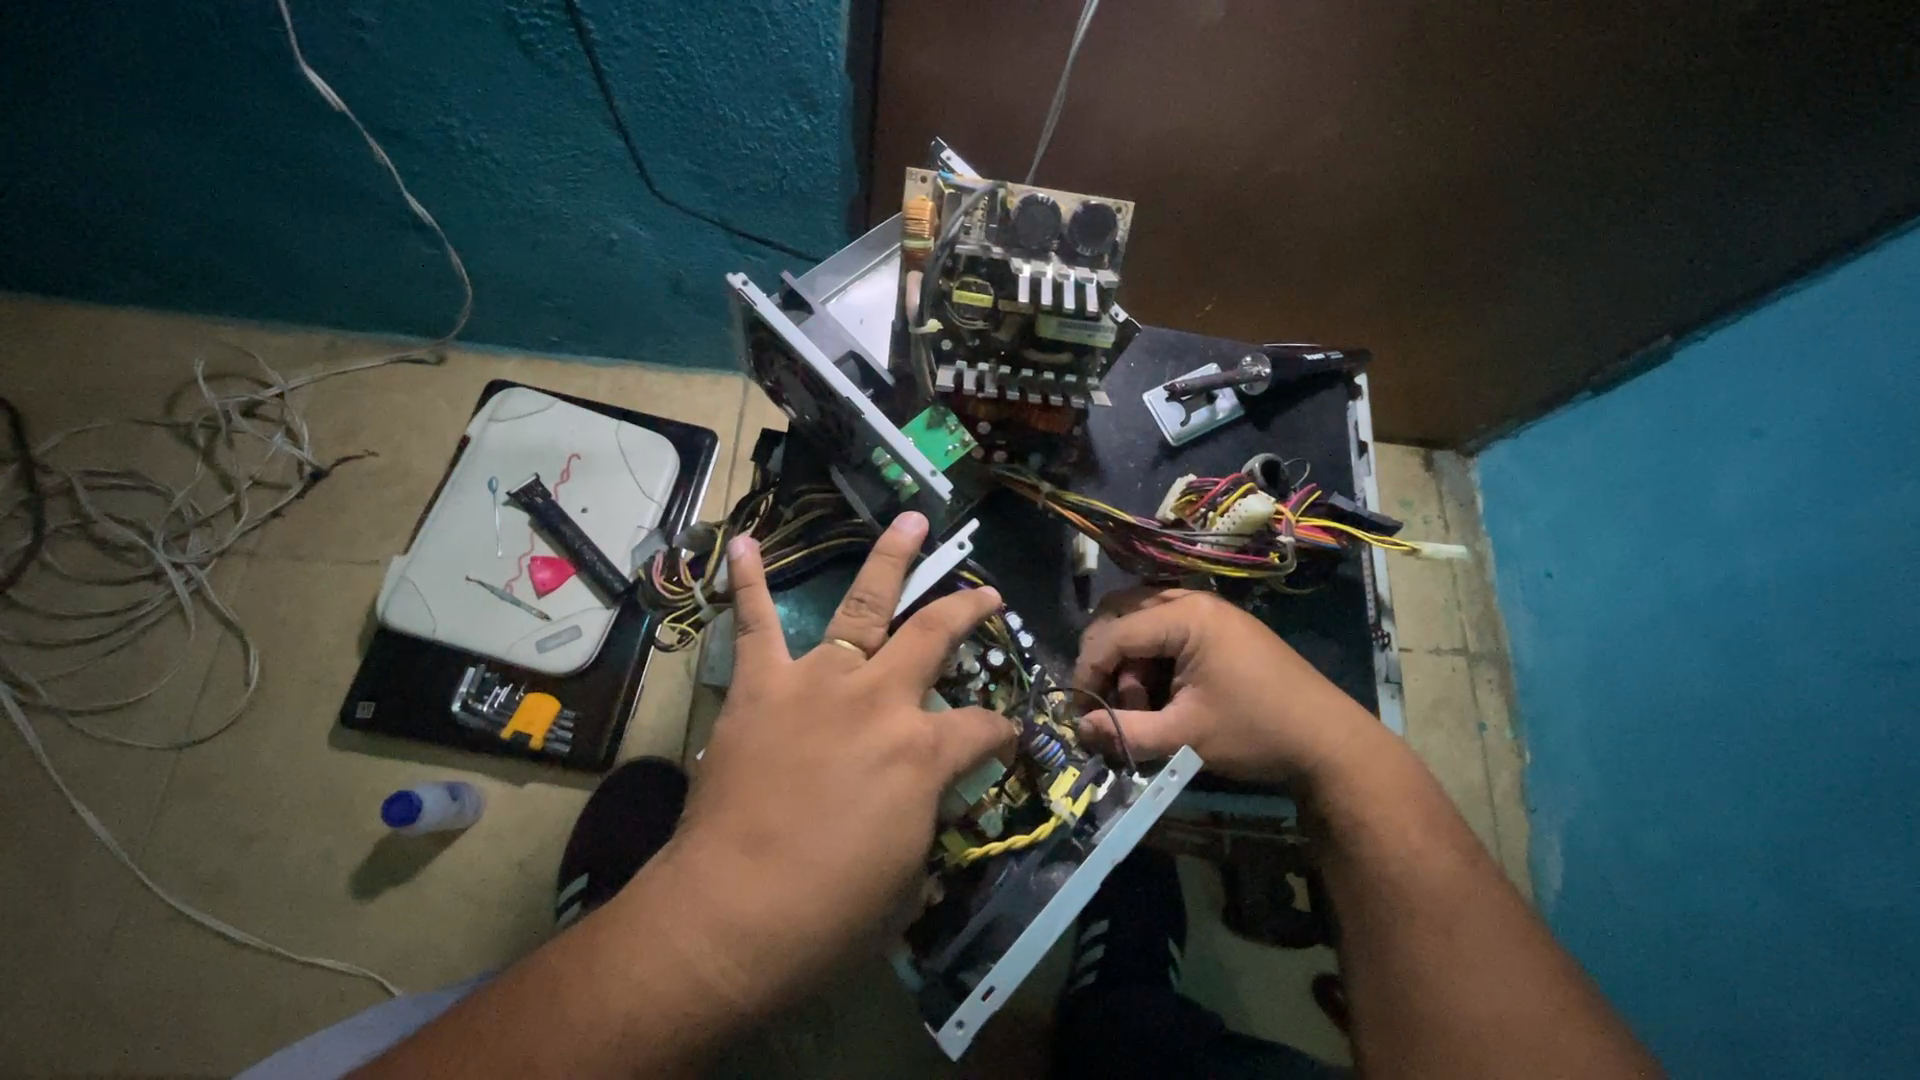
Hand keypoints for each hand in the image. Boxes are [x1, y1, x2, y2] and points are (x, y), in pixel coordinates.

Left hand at [645, 512, 1012, 1015]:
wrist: (732, 914)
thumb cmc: (832, 911)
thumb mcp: (909, 873)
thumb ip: (923, 817)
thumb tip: (920, 799)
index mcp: (925, 750)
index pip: (984, 728)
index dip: (1002, 733)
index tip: (1007, 738)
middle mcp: (881, 700)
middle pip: (937, 635)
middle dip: (969, 609)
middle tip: (988, 592)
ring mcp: (820, 683)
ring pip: (863, 606)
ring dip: (891, 558)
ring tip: (912, 521)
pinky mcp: (762, 687)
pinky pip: (755, 624)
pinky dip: (747, 582)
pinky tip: (742, 541)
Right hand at [1072, 589, 1382, 783]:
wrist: (1329, 741)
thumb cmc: (1255, 733)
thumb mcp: (1183, 736)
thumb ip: (1124, 731)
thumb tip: (1077, 729)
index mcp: (1186, 616)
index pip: (1114, 632)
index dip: (1088, 670)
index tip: (1079, 710)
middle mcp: (1195, 600)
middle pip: (1122, 611)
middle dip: (1105, 655)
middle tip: (1106, 699)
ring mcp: (1211, 610)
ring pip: (1142, 618)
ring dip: (1129, 656)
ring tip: (1141, 702)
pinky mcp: (1221, 627)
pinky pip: (1167, 628)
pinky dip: (1152, 656)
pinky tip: (1162, 693)